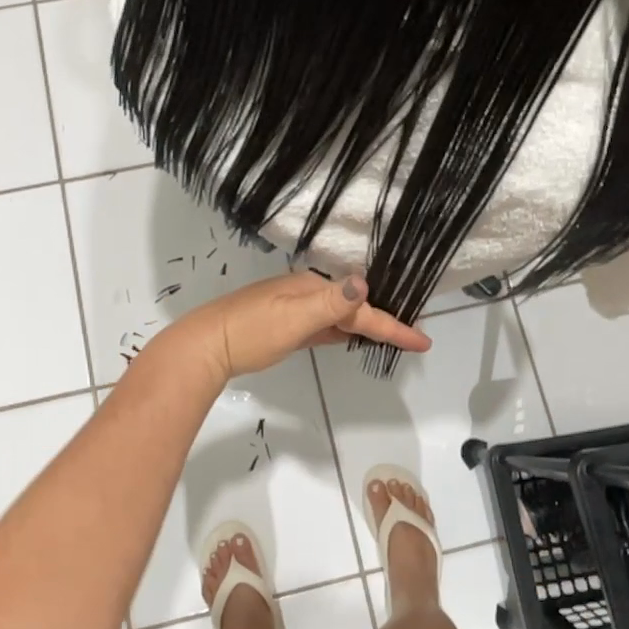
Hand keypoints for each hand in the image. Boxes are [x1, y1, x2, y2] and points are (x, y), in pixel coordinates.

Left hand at [148, 271, 432, 383]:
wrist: (206, 346)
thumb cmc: (250, 332)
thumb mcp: (294, 319)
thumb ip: (330, 302)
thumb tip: (363, 281)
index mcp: (312, 288)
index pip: (361, 308)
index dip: (392, 325)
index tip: (423, 341)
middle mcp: (306, 293)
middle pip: (354, 308)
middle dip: (384, 320)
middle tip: (414, 337)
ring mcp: (294, 309)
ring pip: (340, 316)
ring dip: (365, 325)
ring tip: (392, 335)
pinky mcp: (285, 327)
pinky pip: (325, 326)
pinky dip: (342, 331)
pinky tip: (348, 336)